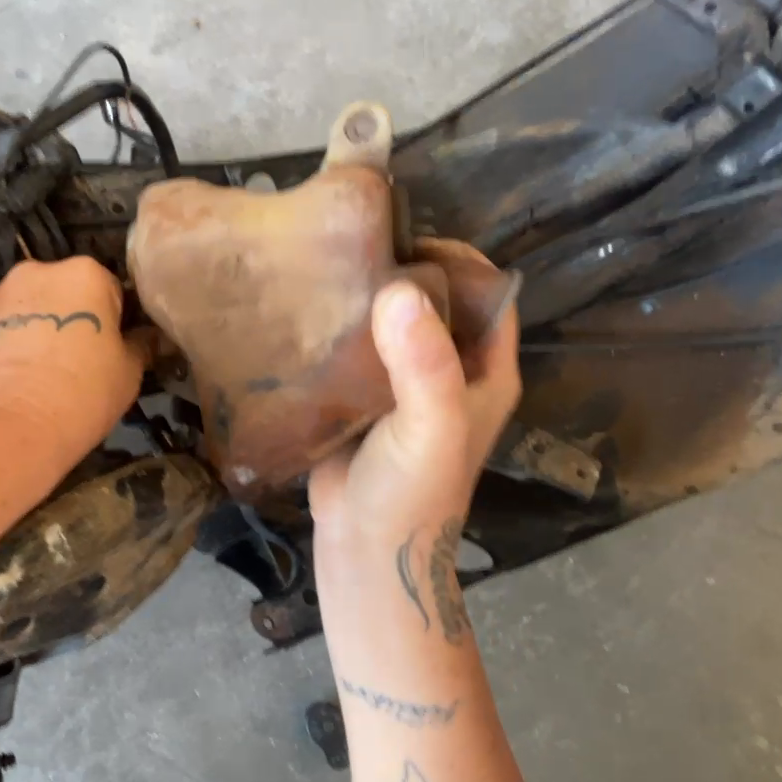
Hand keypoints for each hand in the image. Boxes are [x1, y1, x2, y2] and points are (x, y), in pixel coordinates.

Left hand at [0, 256, 143, 473]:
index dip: (116, 322)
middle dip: (75, 317)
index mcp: (86, 272)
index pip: (113, 289)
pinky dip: (16, 340)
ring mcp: (2, 293)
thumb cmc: (82, 394)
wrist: (9, 425)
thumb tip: (148, 336)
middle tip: (81, 360)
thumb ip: (141, 344)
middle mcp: (40, 270)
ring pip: (34, 306)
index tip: (114, 350)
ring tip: (47, 370)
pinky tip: (21, 373)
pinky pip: (8, 325)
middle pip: (68, 291)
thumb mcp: (129, 372)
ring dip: (43, 327)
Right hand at [308, 240, 520, 599]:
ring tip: (315, 270)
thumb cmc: (413, 491)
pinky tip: (296, 314)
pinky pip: (346, 355)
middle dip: (396, 272)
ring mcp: (397, 385)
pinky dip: (329, 333)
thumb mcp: (432, 425)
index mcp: (484, 369)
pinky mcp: (354, 400)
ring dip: (358, 301)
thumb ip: (425, 363)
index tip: (400, 235)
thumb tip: (398, 289)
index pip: (483, 293)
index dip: (454, 259)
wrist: (365, 547)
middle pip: (428, 303)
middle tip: (346, 245)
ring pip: (383, 327)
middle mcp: (444, 370)